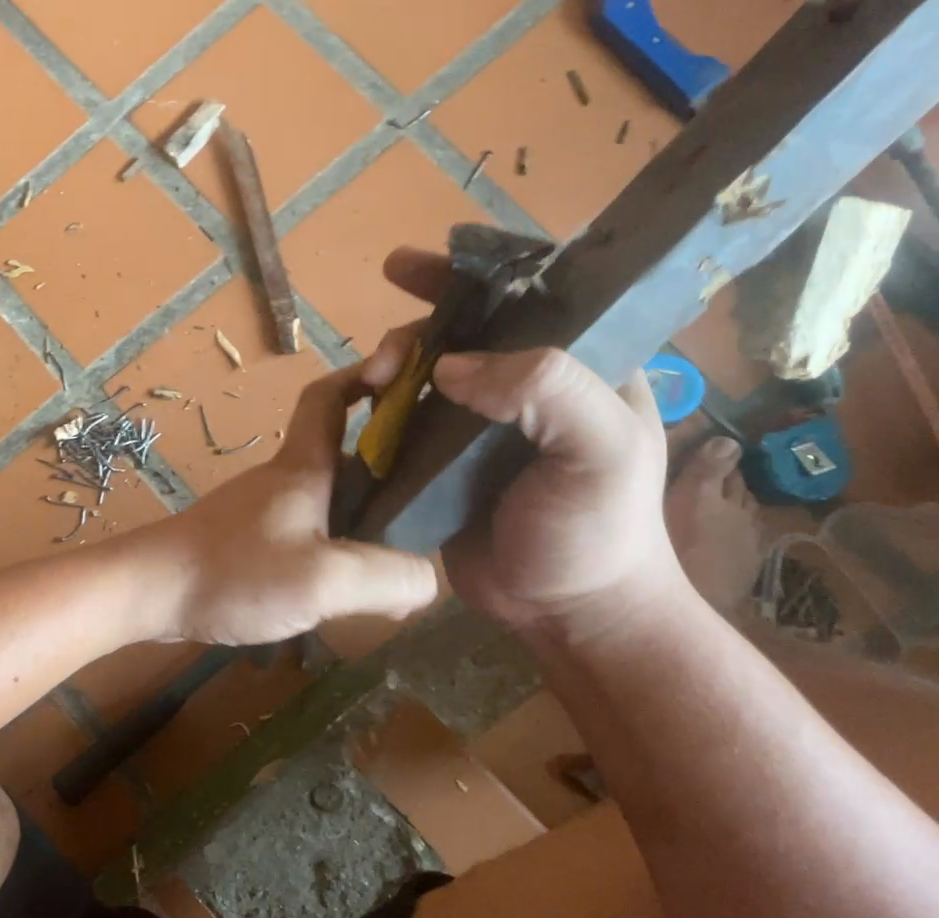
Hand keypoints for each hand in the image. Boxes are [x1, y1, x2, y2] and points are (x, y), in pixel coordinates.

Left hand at [128, 363, 439, 645]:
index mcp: (301, 469)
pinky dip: (328, 546)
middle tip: (436, 493)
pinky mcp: (238, 544)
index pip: (331, 399)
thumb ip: (387, 575)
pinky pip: (297, 534)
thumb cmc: (232, 572)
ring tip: (401, 553)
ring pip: (320, 501)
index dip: (367, 374)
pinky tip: (343, 586)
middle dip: (385, 461)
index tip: (407, 368)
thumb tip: (427, 579)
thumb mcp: (324, 579)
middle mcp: (278, 482)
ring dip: (359, 514)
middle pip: (339, 454)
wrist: (144, 592)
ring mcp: (254, 514)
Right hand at [378, 249, 687, 636]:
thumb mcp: (599, 452)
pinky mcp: (439, 468)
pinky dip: (375, 413)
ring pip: (425, 377)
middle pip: (464, 334)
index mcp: (581, 371)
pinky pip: (402, 425)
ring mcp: (478, 430)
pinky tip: (355, 412)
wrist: (564, 613)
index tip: (415, 266)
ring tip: (366, 384)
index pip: (531, 299)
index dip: (474, 275)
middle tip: (382, 357)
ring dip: (389, 370)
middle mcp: (527, 391)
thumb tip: (450, 366)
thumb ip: (545, 389)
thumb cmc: (597, 531)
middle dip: (416, 329)